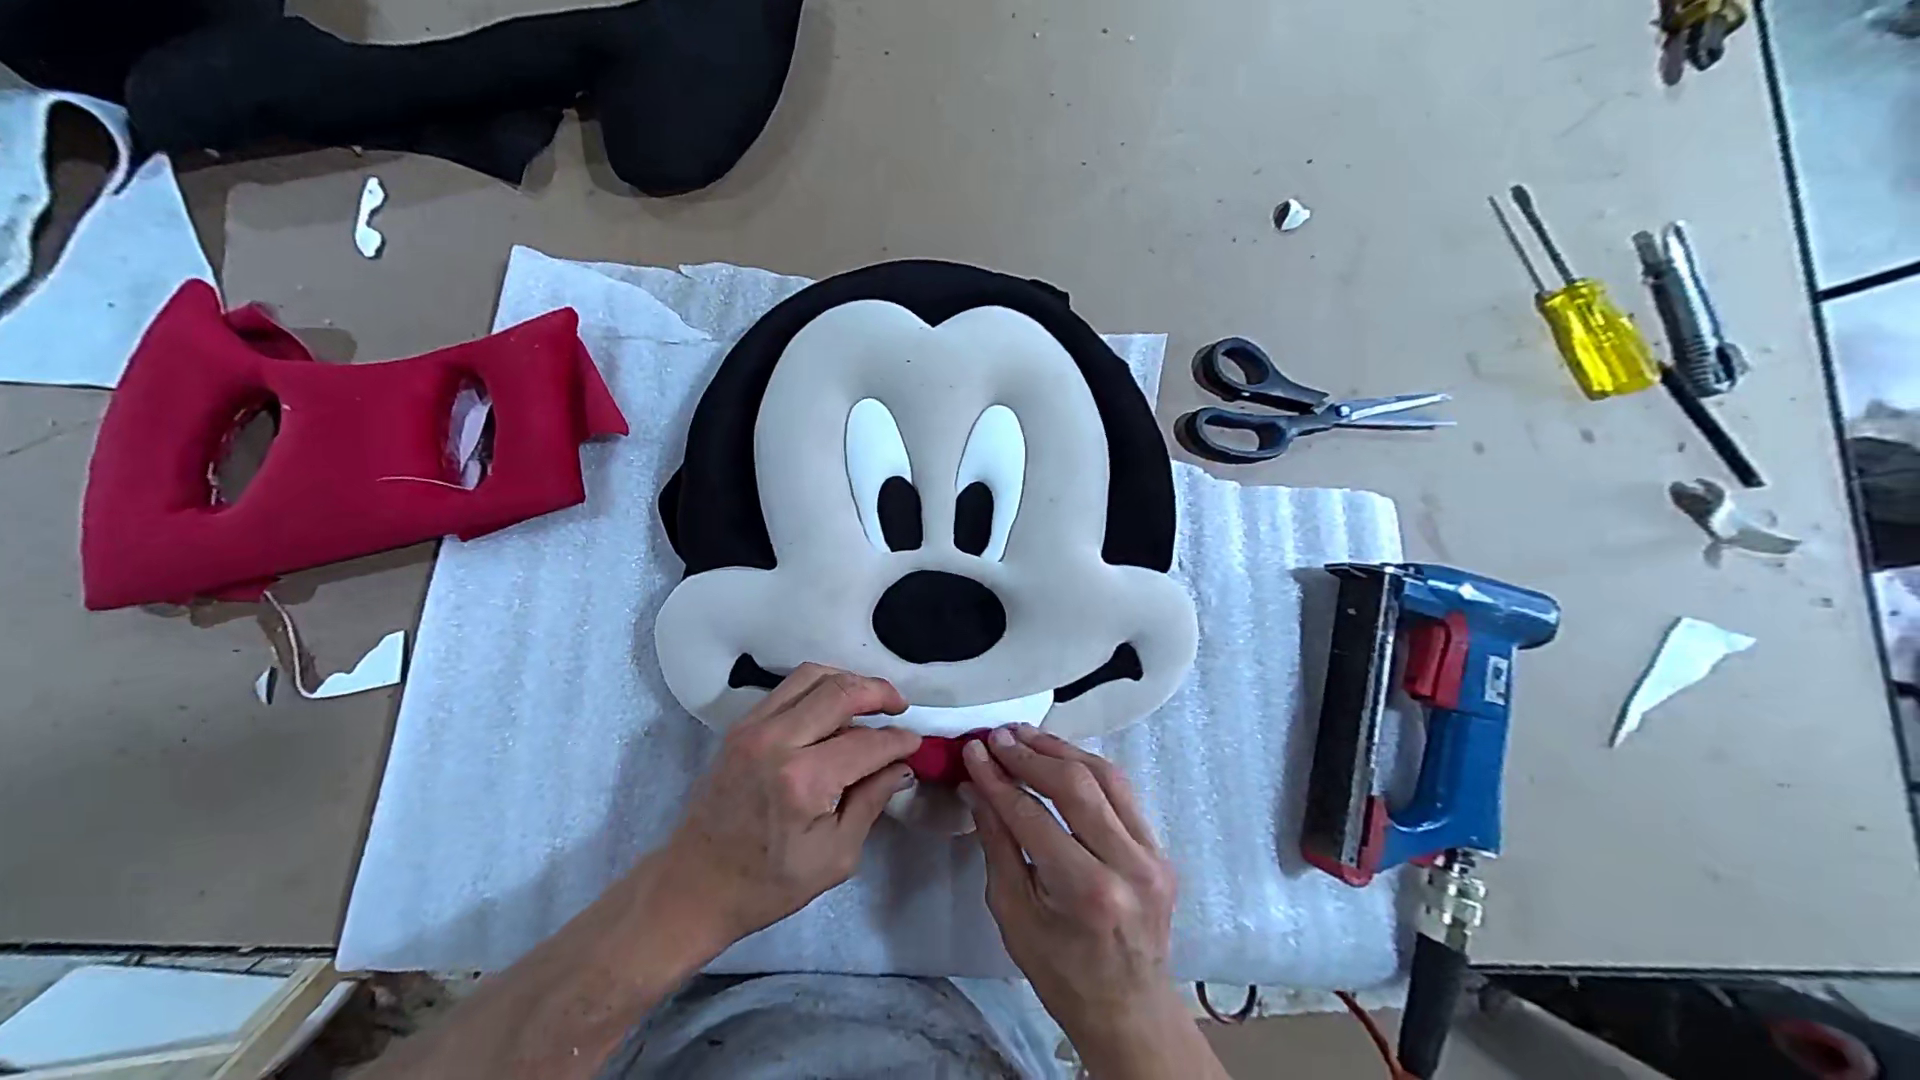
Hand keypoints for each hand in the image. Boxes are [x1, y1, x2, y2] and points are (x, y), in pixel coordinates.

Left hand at [660, 664, 919, 946]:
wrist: (695, 884)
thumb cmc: (768, 883)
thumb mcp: (835, 857)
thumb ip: (871, 802)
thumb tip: (902, 766)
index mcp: (803, 780)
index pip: (867, 742)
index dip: (899, 740)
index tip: (915, 743)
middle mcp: (777, 741)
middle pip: (841, 691)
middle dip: (879, 692)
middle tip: (900, 706)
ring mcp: (754, 728)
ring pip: (812, 676)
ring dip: (850, 681)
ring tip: (871, 699)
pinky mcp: (741, 726)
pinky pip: (788, 688)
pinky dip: (820, 686)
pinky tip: (836, 705)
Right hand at [964, 725, 1223, 1079]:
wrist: (1129, 1008)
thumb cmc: (1061, 972)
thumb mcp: (1014, 914)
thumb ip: (997, 844)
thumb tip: (976, 788)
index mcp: (1086, 891)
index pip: (1032, 815)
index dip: (998, 779)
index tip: (974, 752)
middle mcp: (1127, 864)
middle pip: (1076, 785)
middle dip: (1030, 755)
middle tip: (998, 737)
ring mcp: (1152, 854)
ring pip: (1106, 777)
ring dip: (1062, 750)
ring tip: (1026, 735)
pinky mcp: (1161, 848)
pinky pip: (1123, 792)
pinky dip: (1089, 768)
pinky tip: (1061, 757)